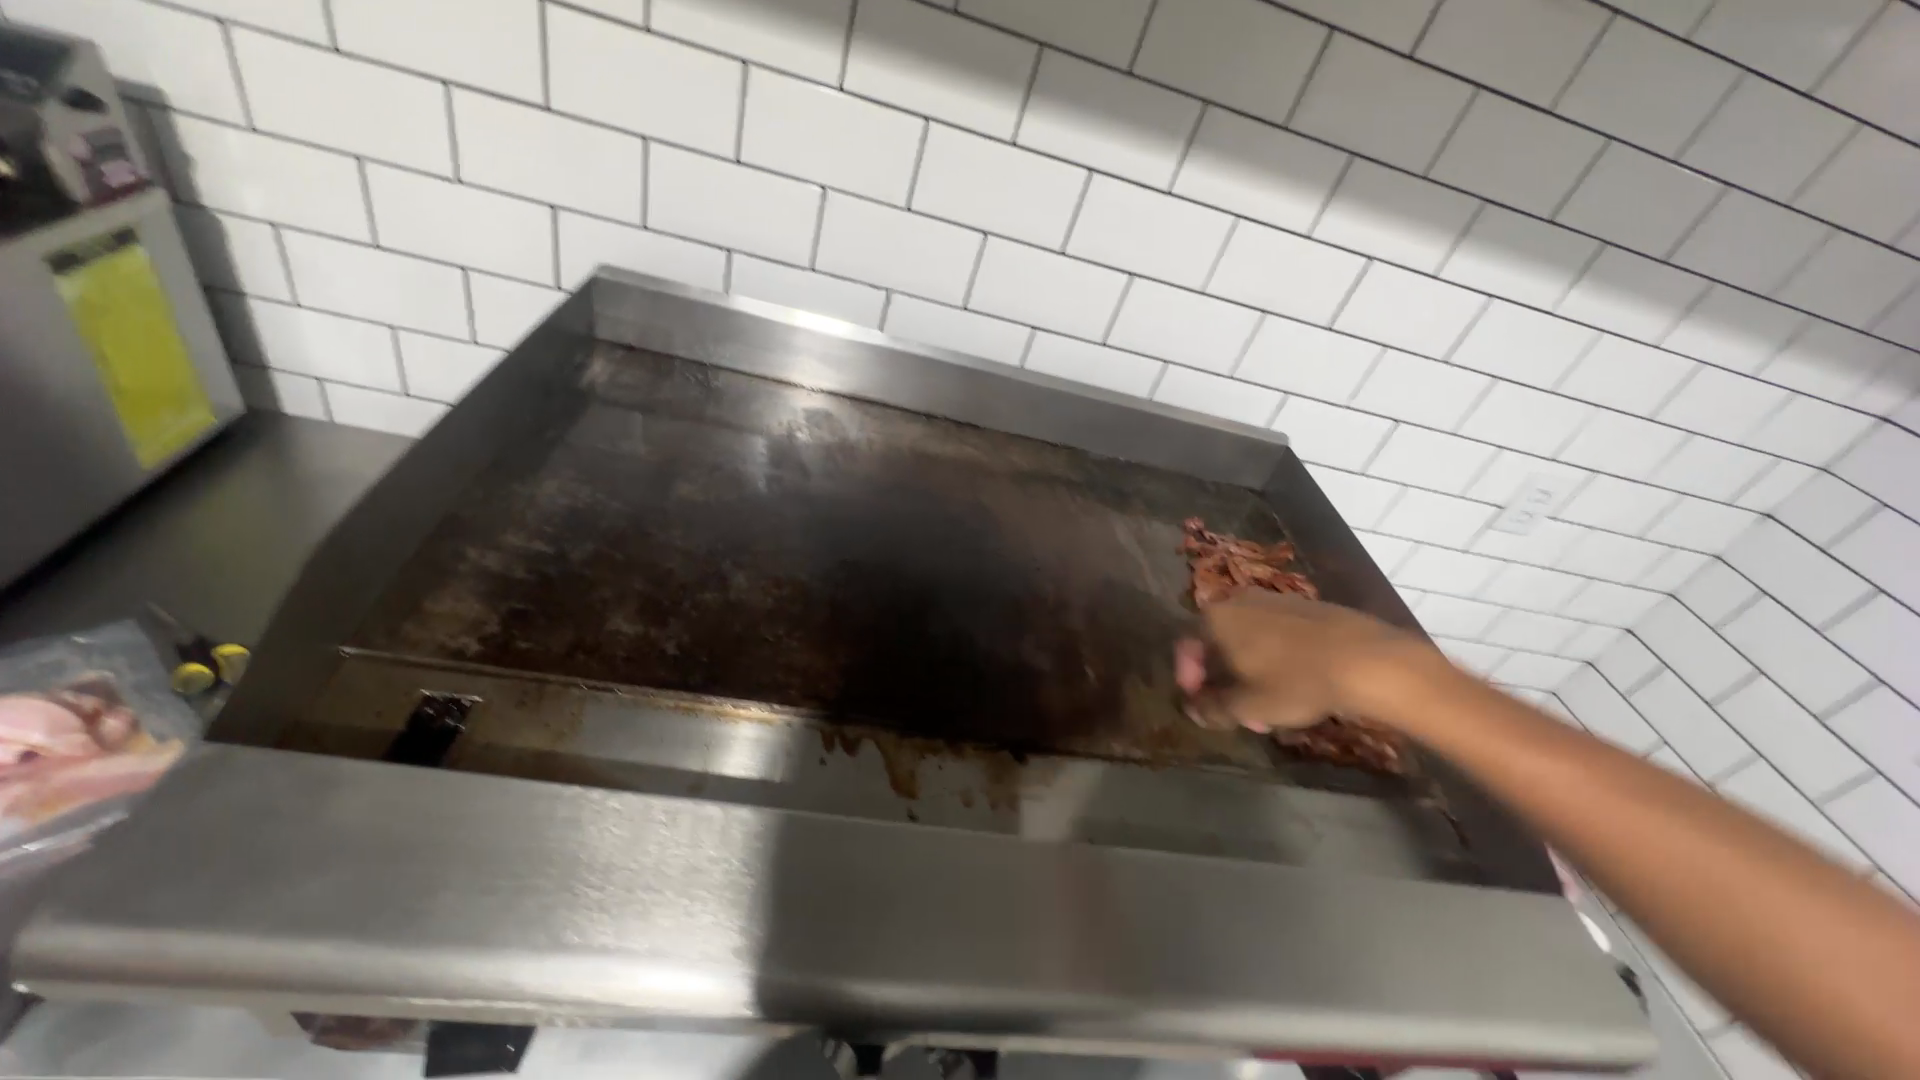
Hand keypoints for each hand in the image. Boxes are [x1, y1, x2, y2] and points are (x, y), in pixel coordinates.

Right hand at [1173, 590, 1435, 732]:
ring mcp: (1275, 600)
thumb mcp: (1247, 705)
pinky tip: (1296, 686)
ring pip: (1249, 640)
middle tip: (1238, 712)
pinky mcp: (1306, 607)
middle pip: (1218, 643)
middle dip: (1223, 680)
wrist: (1365, 659)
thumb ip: (1212, 707)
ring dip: (1250, 673)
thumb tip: (1192, 709)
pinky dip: (1275, 659)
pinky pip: (1277, 634)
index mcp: (1216, 618)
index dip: (1187, 678)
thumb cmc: (1294, 681)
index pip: (1185, 646)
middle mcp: (1239, 600)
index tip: (1200, 703)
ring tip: (1268, 706)